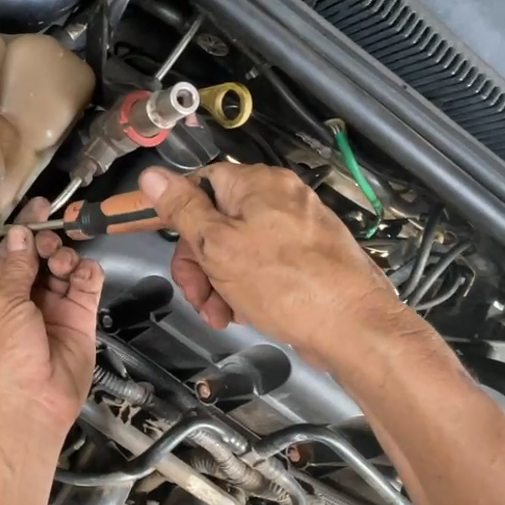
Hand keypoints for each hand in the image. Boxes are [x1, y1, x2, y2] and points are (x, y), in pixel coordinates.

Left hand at [0, 198, 104, 436]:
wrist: (30, 403)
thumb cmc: (3, 359)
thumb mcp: (2, 303)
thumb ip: (15, 267)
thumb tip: (18, 236)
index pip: (8, 256)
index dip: (21, 232)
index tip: (36, 210)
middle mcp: (23, 302)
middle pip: (38, 259)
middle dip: (45, 243)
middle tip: (49, 242)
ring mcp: (52, 311)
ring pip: (64, 270)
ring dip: (65, 257)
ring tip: (62, 263)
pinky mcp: (79, 321)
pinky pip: (86, 288)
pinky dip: (87, 274)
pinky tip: (82, 273)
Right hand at [139, 163, 409, 368]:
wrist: (352, 328)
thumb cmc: (285, 285)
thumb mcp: (218, 246)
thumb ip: (183, 210)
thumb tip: (152, 175)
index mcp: (258, 185)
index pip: (200, 183)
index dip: (179, 215)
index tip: (171, 246)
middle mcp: (281, 198)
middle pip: (215, 221)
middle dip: (198, 263)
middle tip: (197, 296)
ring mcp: (296, 228)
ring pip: (234, 248)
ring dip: (217, 282)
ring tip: (220, 314)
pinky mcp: (306, 257)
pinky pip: (259, 264)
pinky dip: (243, 287)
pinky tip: (243, 312)